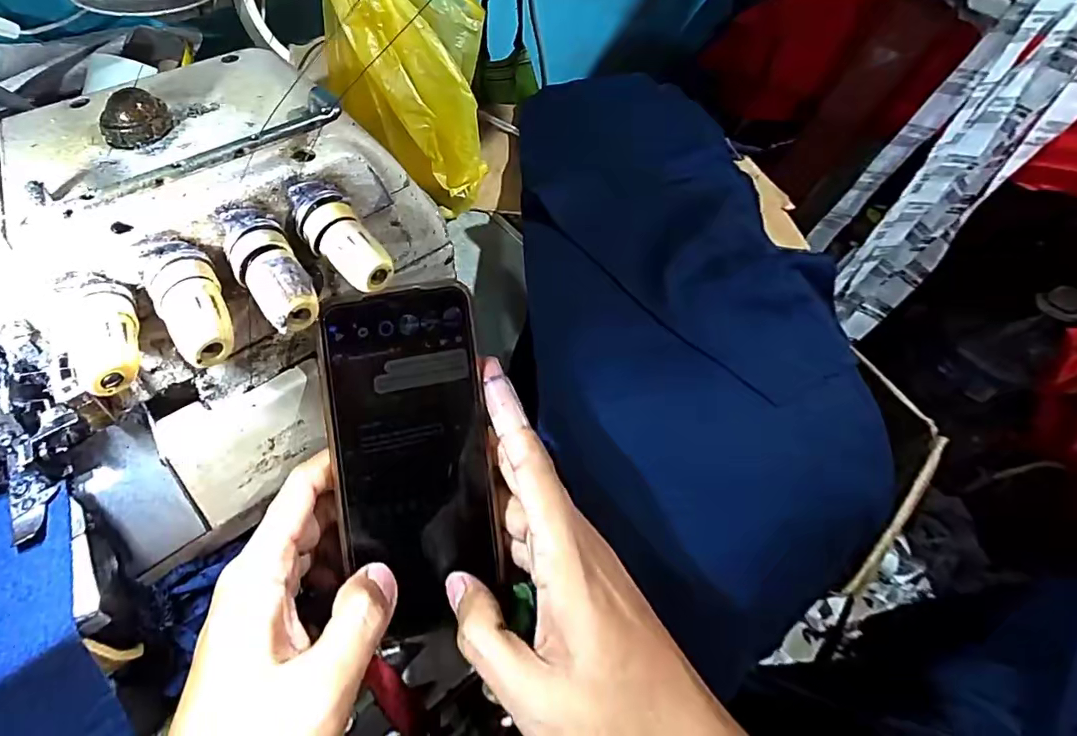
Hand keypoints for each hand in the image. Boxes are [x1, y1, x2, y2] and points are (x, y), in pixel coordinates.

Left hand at [171, 450, 397, 735]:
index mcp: (255, 577)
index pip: (296, 492)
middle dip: (347, 514)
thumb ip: (358, 620)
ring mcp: (253, 608)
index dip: (330, 465)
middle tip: (386, 516)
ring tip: (377, 565)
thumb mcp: (317, 685)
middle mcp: (249, 583)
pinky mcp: (259, 633)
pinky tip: (354, 606)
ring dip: (342, 554)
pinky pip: (302, 586)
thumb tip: (382, 574)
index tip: (361, 451)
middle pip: (304, 519)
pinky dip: (331, 584)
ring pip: (306, 554)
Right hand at [448, 360, 741, 735]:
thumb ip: (482, 635)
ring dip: (496, 496)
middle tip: (456, 417)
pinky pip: (539, 536)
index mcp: (565, 556)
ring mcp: (584, 558)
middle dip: (490, 443)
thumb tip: (461, 588)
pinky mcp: (586, 575)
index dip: (508, 413)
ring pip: (528, 509)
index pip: (530, 463)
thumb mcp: (532, 694)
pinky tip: (489, 548)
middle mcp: (577, 544)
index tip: (491, 375)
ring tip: (459, 488)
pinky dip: (510, 530)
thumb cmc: (620, 716)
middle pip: (524, 477)